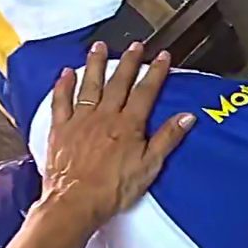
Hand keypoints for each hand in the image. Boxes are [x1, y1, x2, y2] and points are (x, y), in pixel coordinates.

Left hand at [40, 41, 195, 232]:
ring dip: (96, 64)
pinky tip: (67, 73)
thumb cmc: (115, 187)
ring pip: (89, 86)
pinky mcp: (60, 129)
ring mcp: (80, 121)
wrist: (75, 202)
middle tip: (135, 45)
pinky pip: (61, 101)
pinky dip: (63, 85)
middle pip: (118, 83)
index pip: (146, 92)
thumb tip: (187, 116)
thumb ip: (168, 137)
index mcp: (128, 125)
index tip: (163, 56)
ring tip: (99, 47)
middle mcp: (104, 117)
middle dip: (129, 62)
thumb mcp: (151, 165)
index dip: (156, 72)